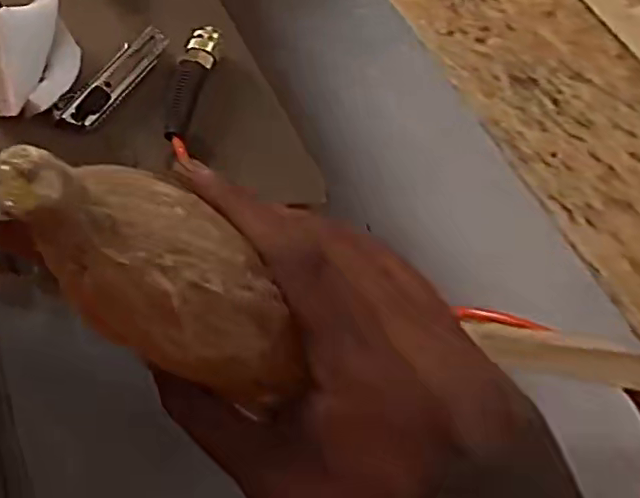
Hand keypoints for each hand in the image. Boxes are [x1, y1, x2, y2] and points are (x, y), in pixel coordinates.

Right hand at [156, 159, 579, 497]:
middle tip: (212, 197)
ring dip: (312, 229)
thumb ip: (202, 413)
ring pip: (383, 258)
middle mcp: (437, 356)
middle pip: (345, 245)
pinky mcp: (488, 371)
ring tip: (257, 224)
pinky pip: (409, 285)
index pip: (307, 261)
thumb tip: (151, 354)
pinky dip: (352, 258)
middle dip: (270, 209)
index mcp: (380, 379)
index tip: (192, 173)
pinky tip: (318, 269)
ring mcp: (472, 360)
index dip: (244, 206)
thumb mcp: (272, 480)